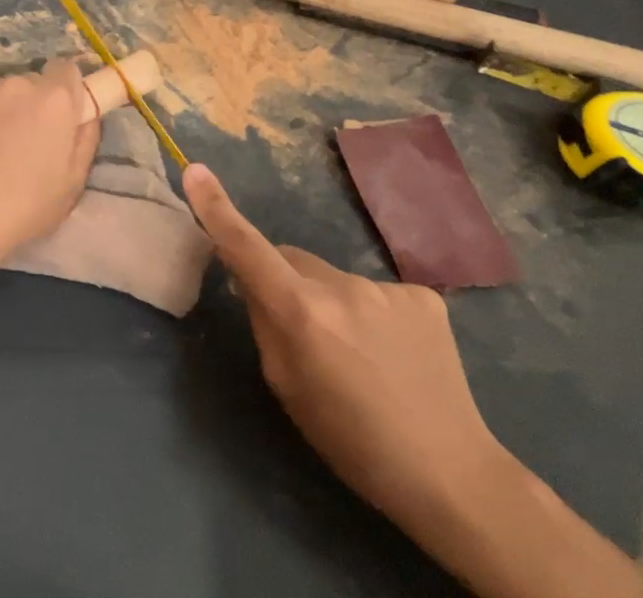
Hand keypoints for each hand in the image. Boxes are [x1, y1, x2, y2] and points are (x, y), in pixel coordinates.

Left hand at [0, 61, 98, 271]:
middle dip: (27, 104)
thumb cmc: (24, 210)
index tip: (55, 117)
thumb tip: (87, 114)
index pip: (65, 71)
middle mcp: (19, 82)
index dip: (63, 92)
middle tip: (17, 142)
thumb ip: (85, 139)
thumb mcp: (73, 183)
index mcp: (56, 100)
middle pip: (29, 82)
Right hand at [183, 163, 502, 528]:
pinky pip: (374, 292)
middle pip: (291, 261)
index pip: (247, 248)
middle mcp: (343, 287)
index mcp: (301, 312)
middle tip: (297, 332)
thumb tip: (252, 280)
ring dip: (329, 301)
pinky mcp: (425, 297)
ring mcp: (389, 288)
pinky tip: (390, 353)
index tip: (195, 171)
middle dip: (283, 281)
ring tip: (354, 355)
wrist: (447, 470)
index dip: (217, 209)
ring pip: (333, 279)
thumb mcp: (284, 383)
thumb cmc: (346, 437)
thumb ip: (264, 321)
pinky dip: (368, 313)